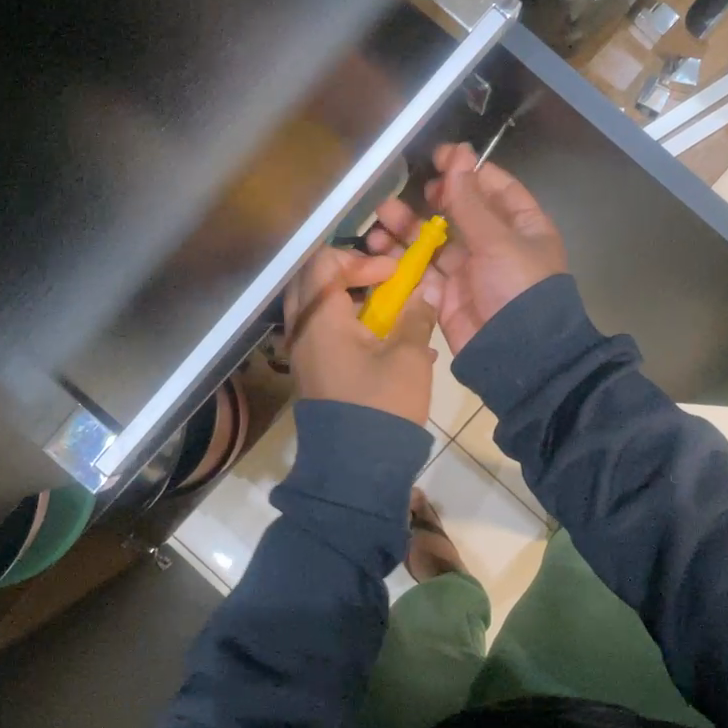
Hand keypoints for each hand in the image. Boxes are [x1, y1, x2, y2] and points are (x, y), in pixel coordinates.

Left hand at [283, 246, 439, 424]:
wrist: (355, 468)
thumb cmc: (382, 404)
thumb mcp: (410, 357)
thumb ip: (416, 317)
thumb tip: (425, 292)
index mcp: (319, 318)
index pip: (325, 262)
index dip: (362, 259)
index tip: (393, 274)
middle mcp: (302, 331)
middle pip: (315, 281)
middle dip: (352, 275)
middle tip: (384, 284)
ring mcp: (302, 354)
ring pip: (319, 310)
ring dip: (354, 303)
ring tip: (392, 316)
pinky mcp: (311, 374)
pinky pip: (324, 336)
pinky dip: (351, 329)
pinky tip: (389, 346)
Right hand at [367, 142, 566, 354]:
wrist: (518, 355)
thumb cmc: (518, 288)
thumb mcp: (498, 240)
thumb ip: (470, 201)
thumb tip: (458, 155)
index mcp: (521, 227)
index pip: (495, 188)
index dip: (467, 170)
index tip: (439, 157)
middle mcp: (495, 246)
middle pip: (458, 214)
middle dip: (430, 201)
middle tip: (406, 194)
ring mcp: (469, 273)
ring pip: (433, 243)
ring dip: (407, 229)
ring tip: (381, 216)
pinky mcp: (445, 298)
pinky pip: (420, 273)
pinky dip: (400, 261)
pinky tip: (378, 248)